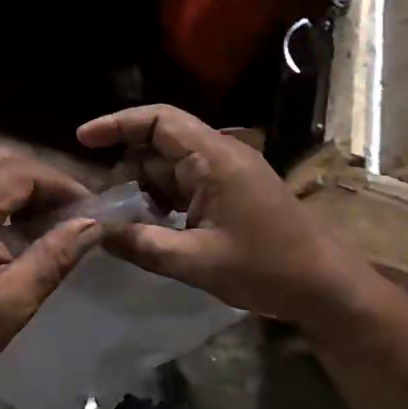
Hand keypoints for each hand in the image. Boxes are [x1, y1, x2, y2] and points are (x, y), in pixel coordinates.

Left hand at [0, 149, 104, 408]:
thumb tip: (95, 223)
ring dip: (22, 187)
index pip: (22, 172)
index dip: (62, 185)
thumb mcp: (17, 297)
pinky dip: (0, 197)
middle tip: (73, 212)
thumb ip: (57, 253)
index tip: (91, 210)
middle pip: (3, 161)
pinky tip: (20, 228)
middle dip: (43, 180)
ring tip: (52, 220)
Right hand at [76, 105, 391, 324]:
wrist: (325, 288)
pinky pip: (182, 187)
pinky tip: (148, 229)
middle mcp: (218, 156)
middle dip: (125, 171)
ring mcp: (224, 175)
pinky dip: (160, 203)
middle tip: (100, 206)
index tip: (82, 139)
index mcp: (215, 158)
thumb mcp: (197, 262)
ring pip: (166, 169)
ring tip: (120, 224)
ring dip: (142, 191)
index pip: (159, 120)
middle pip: (157, 146)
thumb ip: (142, 245)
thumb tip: (95, 233)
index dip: (118, 124)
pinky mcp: (227, 194)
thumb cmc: (267, 269)